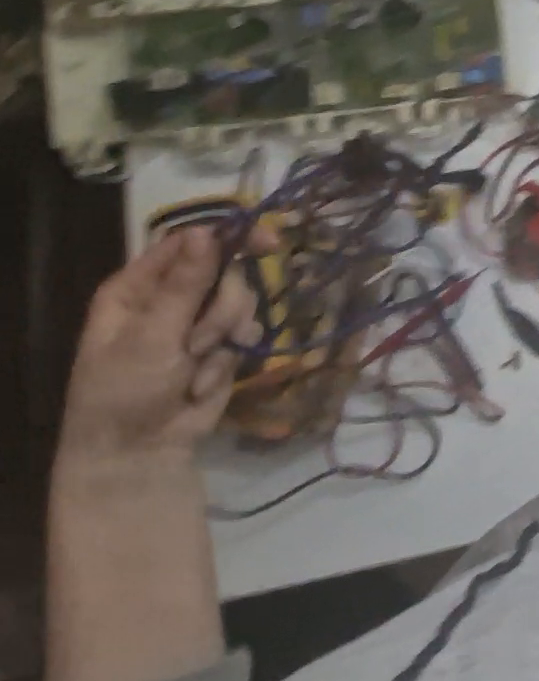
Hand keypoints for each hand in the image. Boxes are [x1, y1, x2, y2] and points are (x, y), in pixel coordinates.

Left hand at [57, 227, 263, 472]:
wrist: (141, 448)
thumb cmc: (126, 391)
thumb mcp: (152, 337)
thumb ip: (184, 286)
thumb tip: (206, 233)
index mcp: (137, 288)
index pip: (188, 244)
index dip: (229, 238)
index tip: (270, 242)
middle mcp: (169, 298)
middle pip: (225, 274)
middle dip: (224, 307)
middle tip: (202, 339)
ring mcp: (197, 321)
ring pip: (241, 303)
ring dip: (226, 335)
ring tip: (196, 364)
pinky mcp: (223, 343)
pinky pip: (249, 330)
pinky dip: (234, 354)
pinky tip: (206, 378)